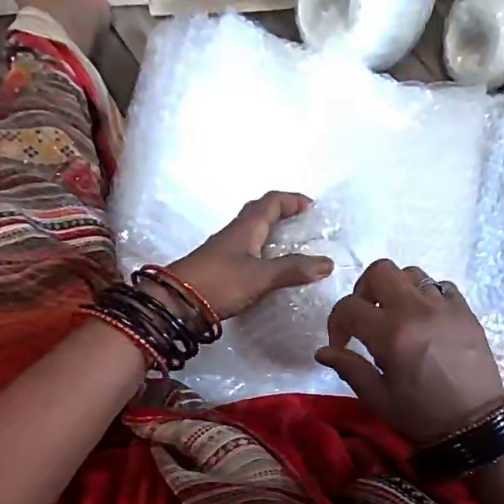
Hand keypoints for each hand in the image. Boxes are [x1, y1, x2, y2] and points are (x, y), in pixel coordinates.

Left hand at [165, 192, 333, 318]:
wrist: (175, 303)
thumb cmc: (219, 283)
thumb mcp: (260, 276)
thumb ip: (293, 270)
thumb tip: (328, 263)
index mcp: (245, 227)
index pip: (270, 201)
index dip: (291, 200)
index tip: (311, 207)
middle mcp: (233, 234)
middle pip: (258, 214)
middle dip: (281, 214)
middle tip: (301, 225)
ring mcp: (222, 253)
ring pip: (250, 235)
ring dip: (270, 236)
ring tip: (290, 251)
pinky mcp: (216, 271)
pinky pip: (243, 255)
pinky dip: (260, 257)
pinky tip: (267, 273)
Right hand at [316, 260, 503, 443]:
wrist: (475, 423)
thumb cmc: (422, 414)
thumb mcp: (378, 397)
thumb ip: (349, 368)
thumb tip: (323, 351)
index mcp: (391, 333)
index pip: (349, 307)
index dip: (336, 324)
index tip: (341, 344)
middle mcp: (416, 309)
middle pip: (380, 271)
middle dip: (363, 290)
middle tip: (365, 317)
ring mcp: (444, 305)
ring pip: (411, 274)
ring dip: (395, 290)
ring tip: (395, 316)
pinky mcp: (465, 310)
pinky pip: (440, 286)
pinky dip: (425, 296)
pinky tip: (423, 319)